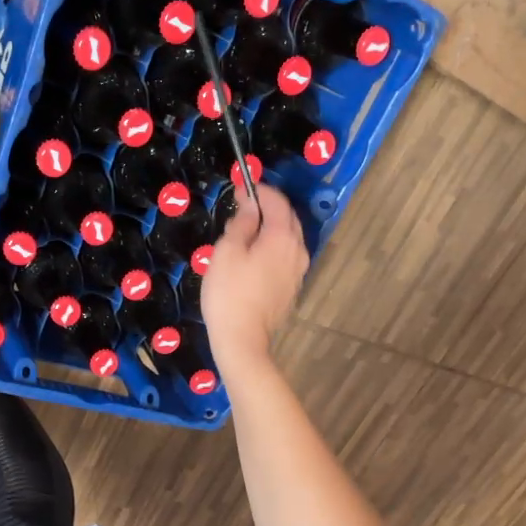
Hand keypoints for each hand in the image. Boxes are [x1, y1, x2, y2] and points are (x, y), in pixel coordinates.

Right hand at [201, 184, 309, 367]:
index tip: (240, 186)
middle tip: (243, 206)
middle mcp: (297, 250)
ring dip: (271, 229)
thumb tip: (251, 205)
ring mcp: (298, 271)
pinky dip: (273, 248)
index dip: (259, 190)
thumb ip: (242, 223)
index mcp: (282, 236)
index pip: (277, 201)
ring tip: (247, 231)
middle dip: (268, 207)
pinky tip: (255, 256)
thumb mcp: (227, 251)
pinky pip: (285, 258)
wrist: (242, 339)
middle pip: (287, 219)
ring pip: (288, 239)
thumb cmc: (229, 293)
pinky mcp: (292, 288)